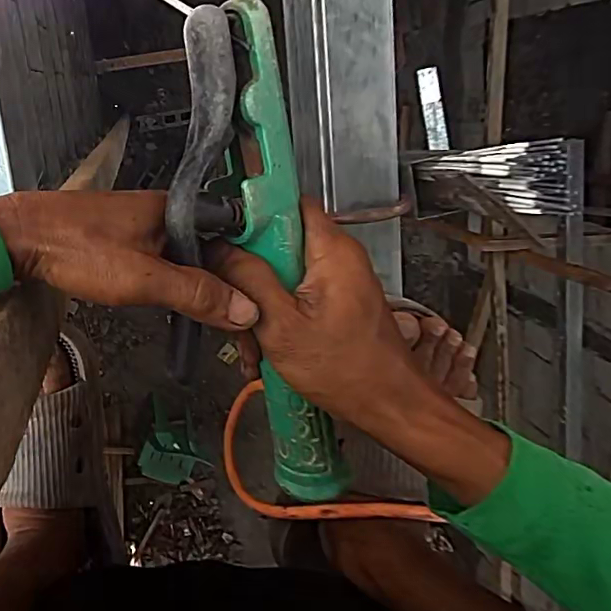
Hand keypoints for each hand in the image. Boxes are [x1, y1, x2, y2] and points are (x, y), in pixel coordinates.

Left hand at [0, 191, 259, 332]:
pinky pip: (161, 260)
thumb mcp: (141, 278)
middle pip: (210, 247)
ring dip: (200, 285)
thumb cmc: (74, 248)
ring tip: (217, 319)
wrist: (20, 237)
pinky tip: (176, 303)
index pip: (233, 232)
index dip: (251, 266)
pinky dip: (173, 282)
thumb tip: (243, 309)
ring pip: (185, 256)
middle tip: (240, 321)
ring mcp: (140, 225)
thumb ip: (194, 292)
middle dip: (227, 282)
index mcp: (174, 210)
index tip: (263, 298)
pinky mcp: (121, 240)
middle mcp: (161, 212)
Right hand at [210, 198, 508, 505]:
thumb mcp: (281, 324)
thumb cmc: (349, 372)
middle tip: (238, 302)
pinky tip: (266, 341)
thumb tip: (220, 248)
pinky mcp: (331, 296)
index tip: (226, 238)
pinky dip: (273, 312)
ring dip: (257, 299)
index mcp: (331, 252)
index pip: (286, 203)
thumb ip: (250, 279)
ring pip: (278, 269)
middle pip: (275, 240)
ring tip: (253, 335)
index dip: (251, 216)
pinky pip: (290, 290)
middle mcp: (337, 256)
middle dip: (248, 272)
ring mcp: (335, 276)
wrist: (390, 407)